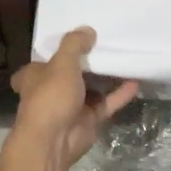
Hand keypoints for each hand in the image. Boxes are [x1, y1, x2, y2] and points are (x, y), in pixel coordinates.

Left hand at [10, 28, 137, 170]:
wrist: (54, 140)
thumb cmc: (50, 96)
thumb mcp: (61, 63)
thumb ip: (74, 44)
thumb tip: (88, 30)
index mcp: (34, 76)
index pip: (42, 61)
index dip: (55, 52)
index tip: (74, 41)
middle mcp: (50, 90)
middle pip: (70, 74)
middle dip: (86, 63)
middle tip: (107, 44)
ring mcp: (71, 106)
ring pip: (91, 89)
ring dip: (106, 77)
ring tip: (124, 58)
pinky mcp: (88, 120)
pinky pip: (106, 104)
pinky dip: (119, 94)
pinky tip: (136, 81)